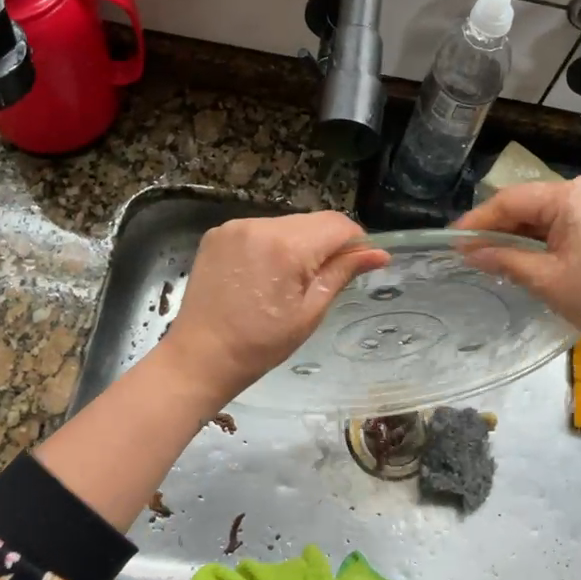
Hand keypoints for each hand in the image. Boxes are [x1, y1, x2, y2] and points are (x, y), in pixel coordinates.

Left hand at [156, 211, 388, 405]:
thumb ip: (343, 273)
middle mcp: (260, 225)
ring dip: (298, 245)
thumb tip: (380, 253)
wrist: (200, 357)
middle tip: (319, 282)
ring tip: (287, 282)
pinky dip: (271, 246)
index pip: (338, 224)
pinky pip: (260, 230)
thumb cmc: (260, 344)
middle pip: (312, 222)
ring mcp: (235, 227)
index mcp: (287, 247)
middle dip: (325, 245)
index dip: (356, 241)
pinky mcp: (218, 233)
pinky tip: (262, 276)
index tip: (357, 264)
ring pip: (287, 224)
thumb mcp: (310, 312)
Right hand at [454, 178, 580, 351]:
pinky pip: (564, 226)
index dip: (479, 219)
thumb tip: (471, 252)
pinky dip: (541, 241)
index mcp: (571, 197)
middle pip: (529, 204)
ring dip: (518, 235)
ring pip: (546, 216)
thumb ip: (505, 260)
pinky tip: (522, 257)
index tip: (453, 239)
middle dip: (497, 227)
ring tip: (488, 256)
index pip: (512, 199)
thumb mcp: (546, 281)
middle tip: (468, 250)